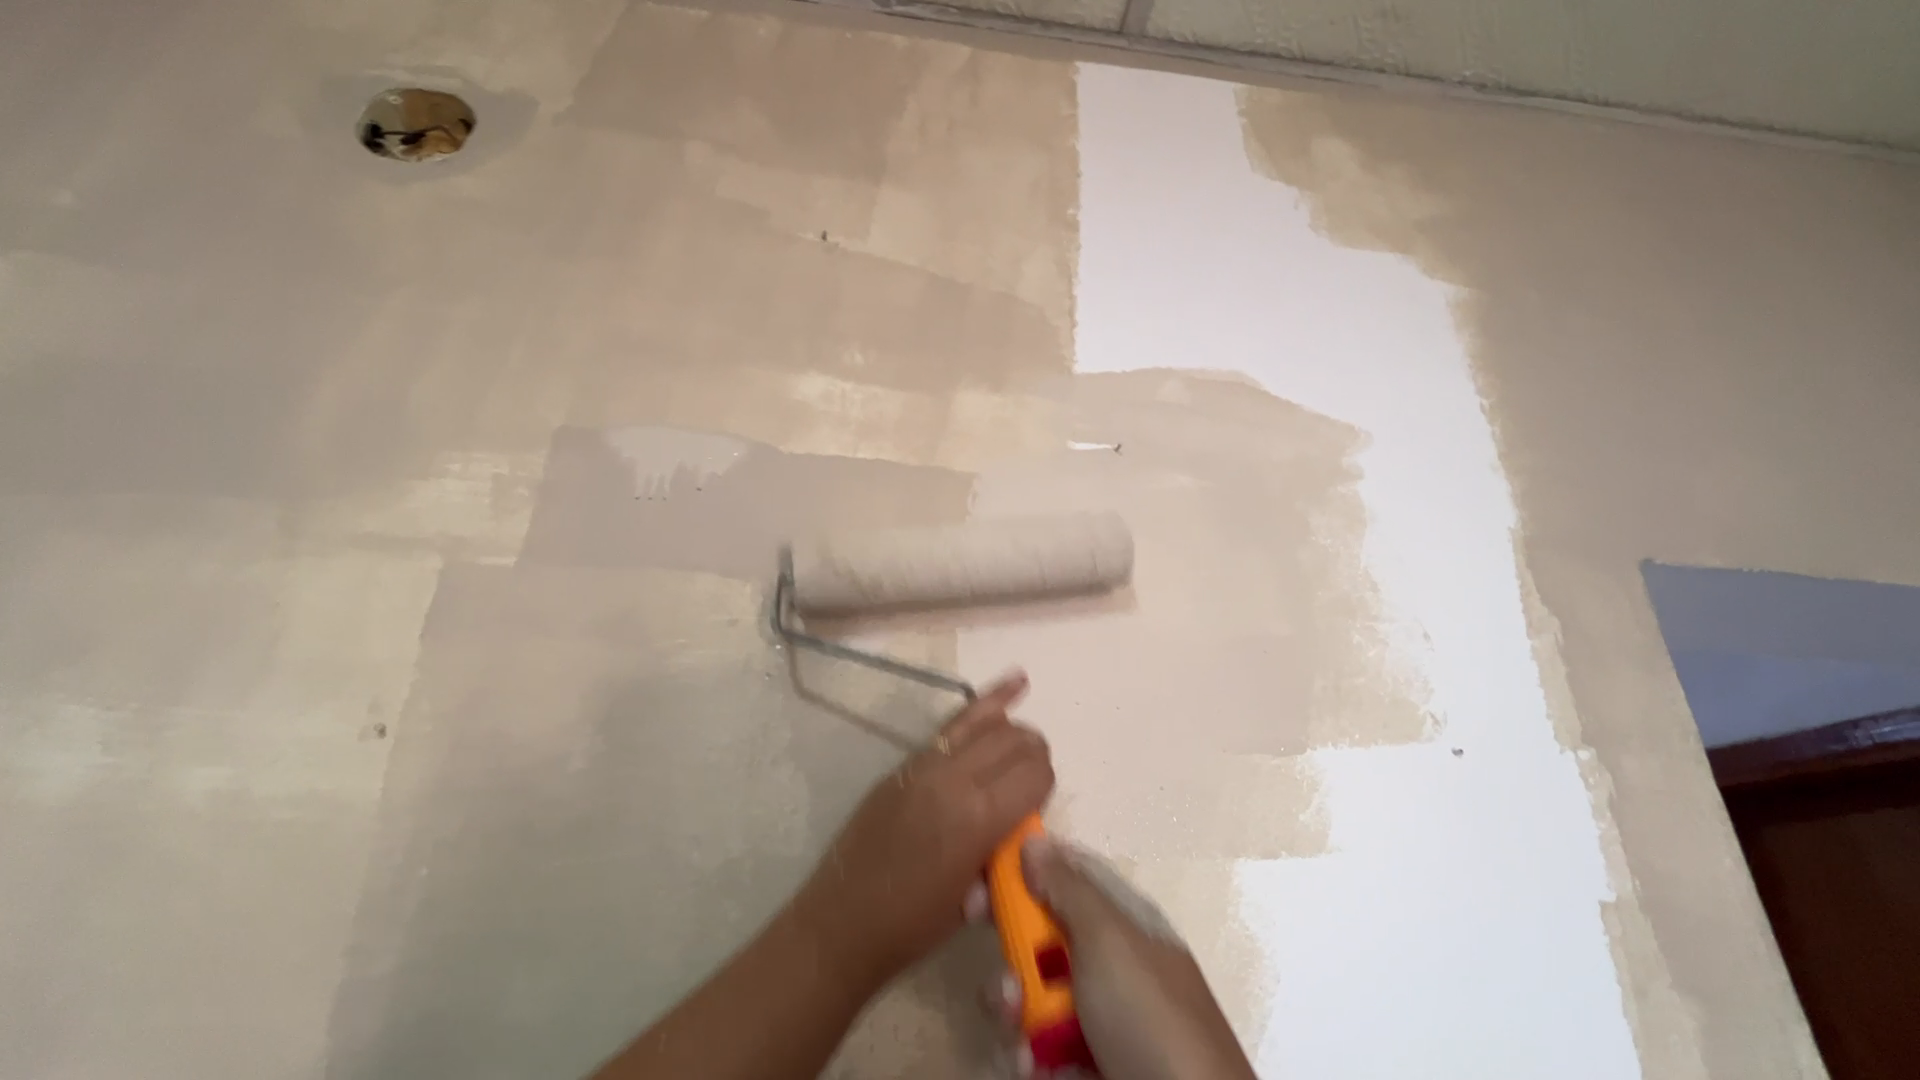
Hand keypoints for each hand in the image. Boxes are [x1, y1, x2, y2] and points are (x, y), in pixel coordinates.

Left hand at [794, 672, 1053, 990]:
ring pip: (984, 722)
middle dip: (1034, 755)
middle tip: (1032, 783)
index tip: (1037, 808)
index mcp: (978, 817)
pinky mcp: (903, 764)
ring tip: (1029, 729)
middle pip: (1015, 741)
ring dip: (1012, 727)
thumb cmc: (913, 924)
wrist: (842, 923)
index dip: (1047, 786)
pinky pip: (952, 726)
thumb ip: (1006, 852)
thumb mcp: (977, 898)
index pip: (1036, 774)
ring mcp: (924, 765)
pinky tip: (1012, 687)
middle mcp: (954, 778)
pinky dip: (987, 705)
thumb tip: (1024, 827)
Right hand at [1007, 836, 1257, 1079]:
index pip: (1065, 876)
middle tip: (999, 963)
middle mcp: (1102, 963)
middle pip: (1037, 934)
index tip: (981, 878)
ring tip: (1020, 1024)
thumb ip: (1068, 889)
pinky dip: (1024, 1053)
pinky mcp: (1072, 1063)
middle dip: (1010, 947)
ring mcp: (1088, 1016)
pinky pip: (1028, 1043)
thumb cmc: (1148, 1016)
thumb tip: (1034, 841)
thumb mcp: (1110, 941)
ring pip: (1025, 991)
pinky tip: (1033, 1065)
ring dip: (1012, 1006)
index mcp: (1121, 922)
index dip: (1023, 870)